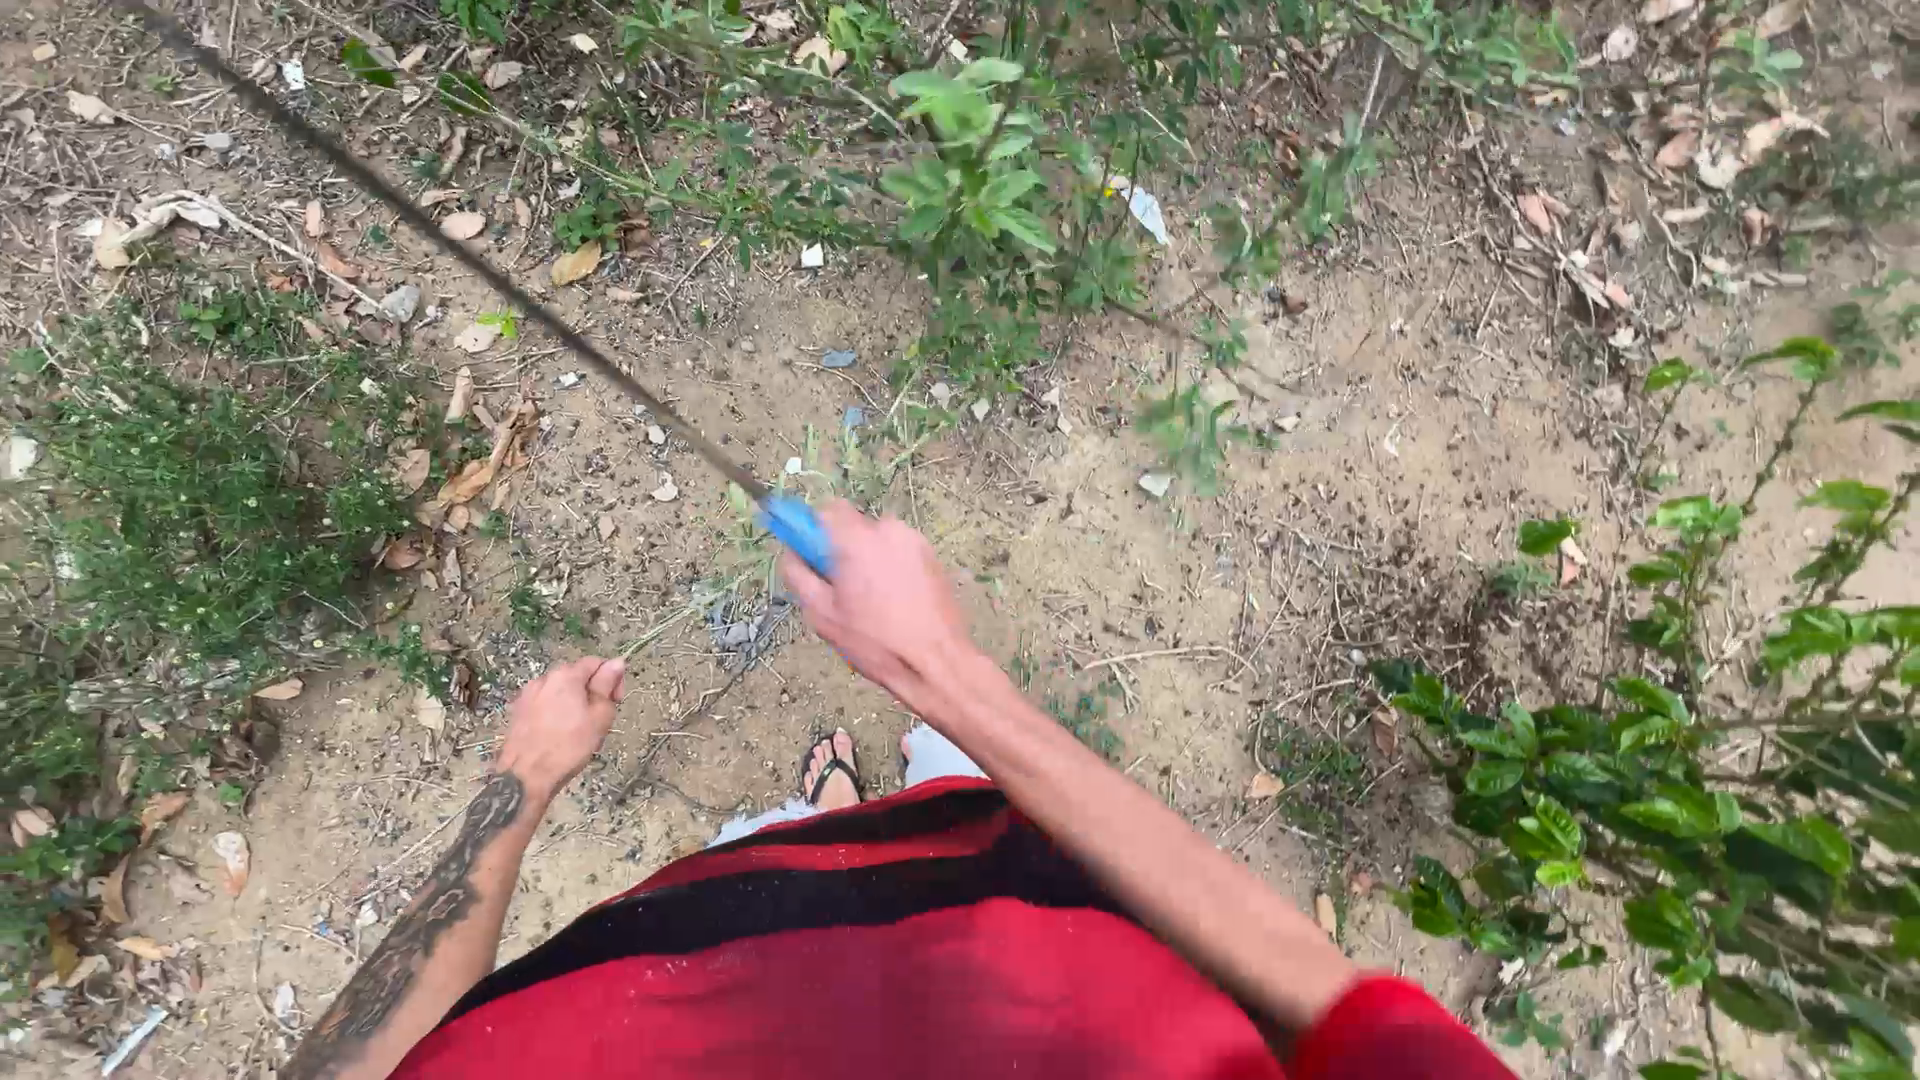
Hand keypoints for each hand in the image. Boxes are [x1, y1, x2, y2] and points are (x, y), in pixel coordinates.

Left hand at [494, 657, 625, 802]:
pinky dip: (556, 712)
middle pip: (576, 676)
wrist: (525, 777)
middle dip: (592, 691)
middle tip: (599, 718)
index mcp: (565, 675)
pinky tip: (559, 734)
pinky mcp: (517, 713)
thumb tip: (616, 662)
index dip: (612, 679)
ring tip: (579, 729)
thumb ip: (607, 685)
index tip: (616, 701)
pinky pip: (545, 704)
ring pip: (560, 691)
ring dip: (574, 702)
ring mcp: (527, 696)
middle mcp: (543, 679)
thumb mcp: (600, 715)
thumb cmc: (569, 745)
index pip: (596, 663)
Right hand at [780, 501, 979, 715]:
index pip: (826, 510)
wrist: (934, 660)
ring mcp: (914, 540)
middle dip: (842, 550)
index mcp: (856, 539)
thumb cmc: (875, 642)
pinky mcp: (932, 554)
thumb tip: (791, 553)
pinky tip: (895, 602)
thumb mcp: (821, 614)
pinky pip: (899, 551)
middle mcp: (887, 529)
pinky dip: (891, 568)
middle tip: (841, 589)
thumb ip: (798, 574)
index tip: (812, 556)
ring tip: (872, 601)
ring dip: (868, 560)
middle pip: (852, 526)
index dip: (814, 531)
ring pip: (877, 540)